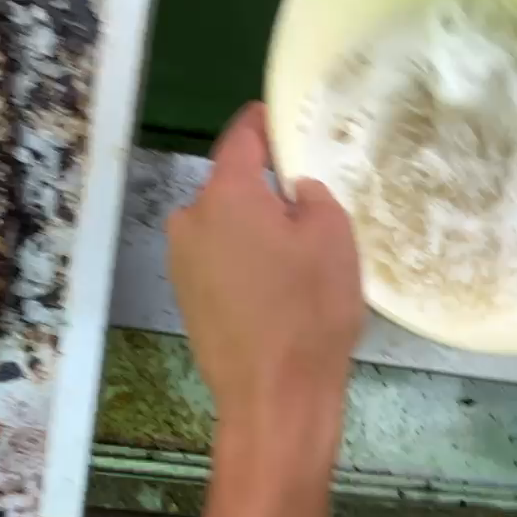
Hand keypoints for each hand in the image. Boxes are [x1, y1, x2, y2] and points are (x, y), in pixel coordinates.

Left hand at [168, 103, 363, 429]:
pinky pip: (219, 262)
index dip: (266, 123)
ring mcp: (182, 263)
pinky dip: (243, 264)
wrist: (274, 398)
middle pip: (231, 187)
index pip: (242, 136)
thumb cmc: (309, 311)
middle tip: (307, 213)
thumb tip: (293, 193)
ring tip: (293, 262)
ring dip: (254, 232)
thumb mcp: (333, 237)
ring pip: (225, 227)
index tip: (284, 119)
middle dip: (265, 192)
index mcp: (224, 193)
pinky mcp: (186, 299)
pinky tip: (272, 293)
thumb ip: (312, 195)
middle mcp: (190, 220)